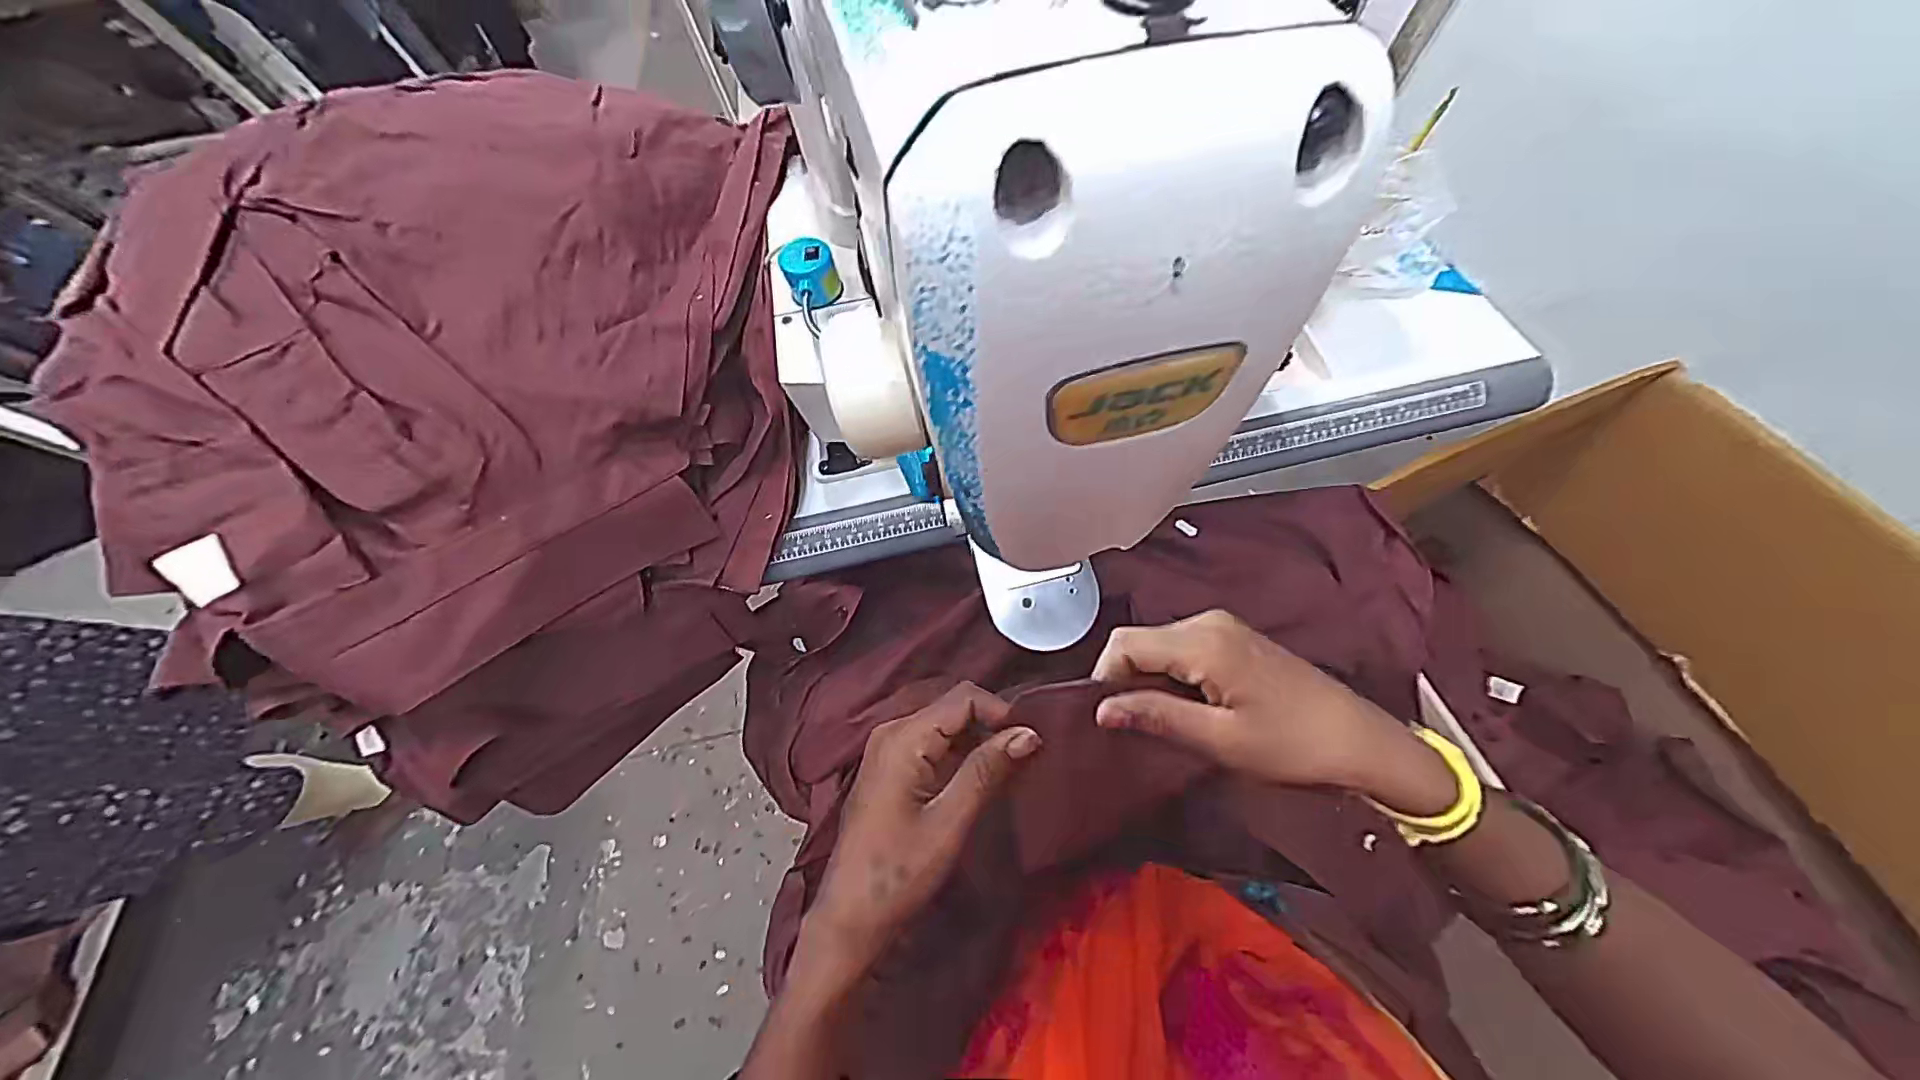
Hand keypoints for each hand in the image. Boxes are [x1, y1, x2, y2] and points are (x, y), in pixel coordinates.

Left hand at [809, 683, 1040, 964]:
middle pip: (954, 706)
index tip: (1030, 742)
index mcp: (902, 737)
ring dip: (979, 740)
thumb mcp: (949, 822)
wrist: (850, 917)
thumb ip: (987, 770)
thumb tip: (1028, 733)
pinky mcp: (891, 766)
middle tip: (1025, 756)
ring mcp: (888, 747)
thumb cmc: (898, 873)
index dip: (1001, 711)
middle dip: (992, 724)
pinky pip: (934, 743)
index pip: (963, 697)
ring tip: (1009, 769)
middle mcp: (892, 731)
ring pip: (946, 724)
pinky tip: (980, 778)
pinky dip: (961, 753)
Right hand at [1093, 610, 1455, 815]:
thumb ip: (1157, 716)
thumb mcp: (1220, 739)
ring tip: (1162, 720)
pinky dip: (1169, 674)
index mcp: (1203, 641)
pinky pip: (1180, 647)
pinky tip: (1186, 706)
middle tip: (1135, 724)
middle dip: (1125, 679)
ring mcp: (1223, 626)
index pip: (1123, 643)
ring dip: (1147, 678)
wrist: (1362, 742)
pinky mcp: (1234, 638)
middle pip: (1138, 640)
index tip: (1108, 718)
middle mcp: (1208, 621)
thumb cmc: (1295, 745)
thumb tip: (1101, 709)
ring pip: (1157, 644)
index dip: (1104, 678)